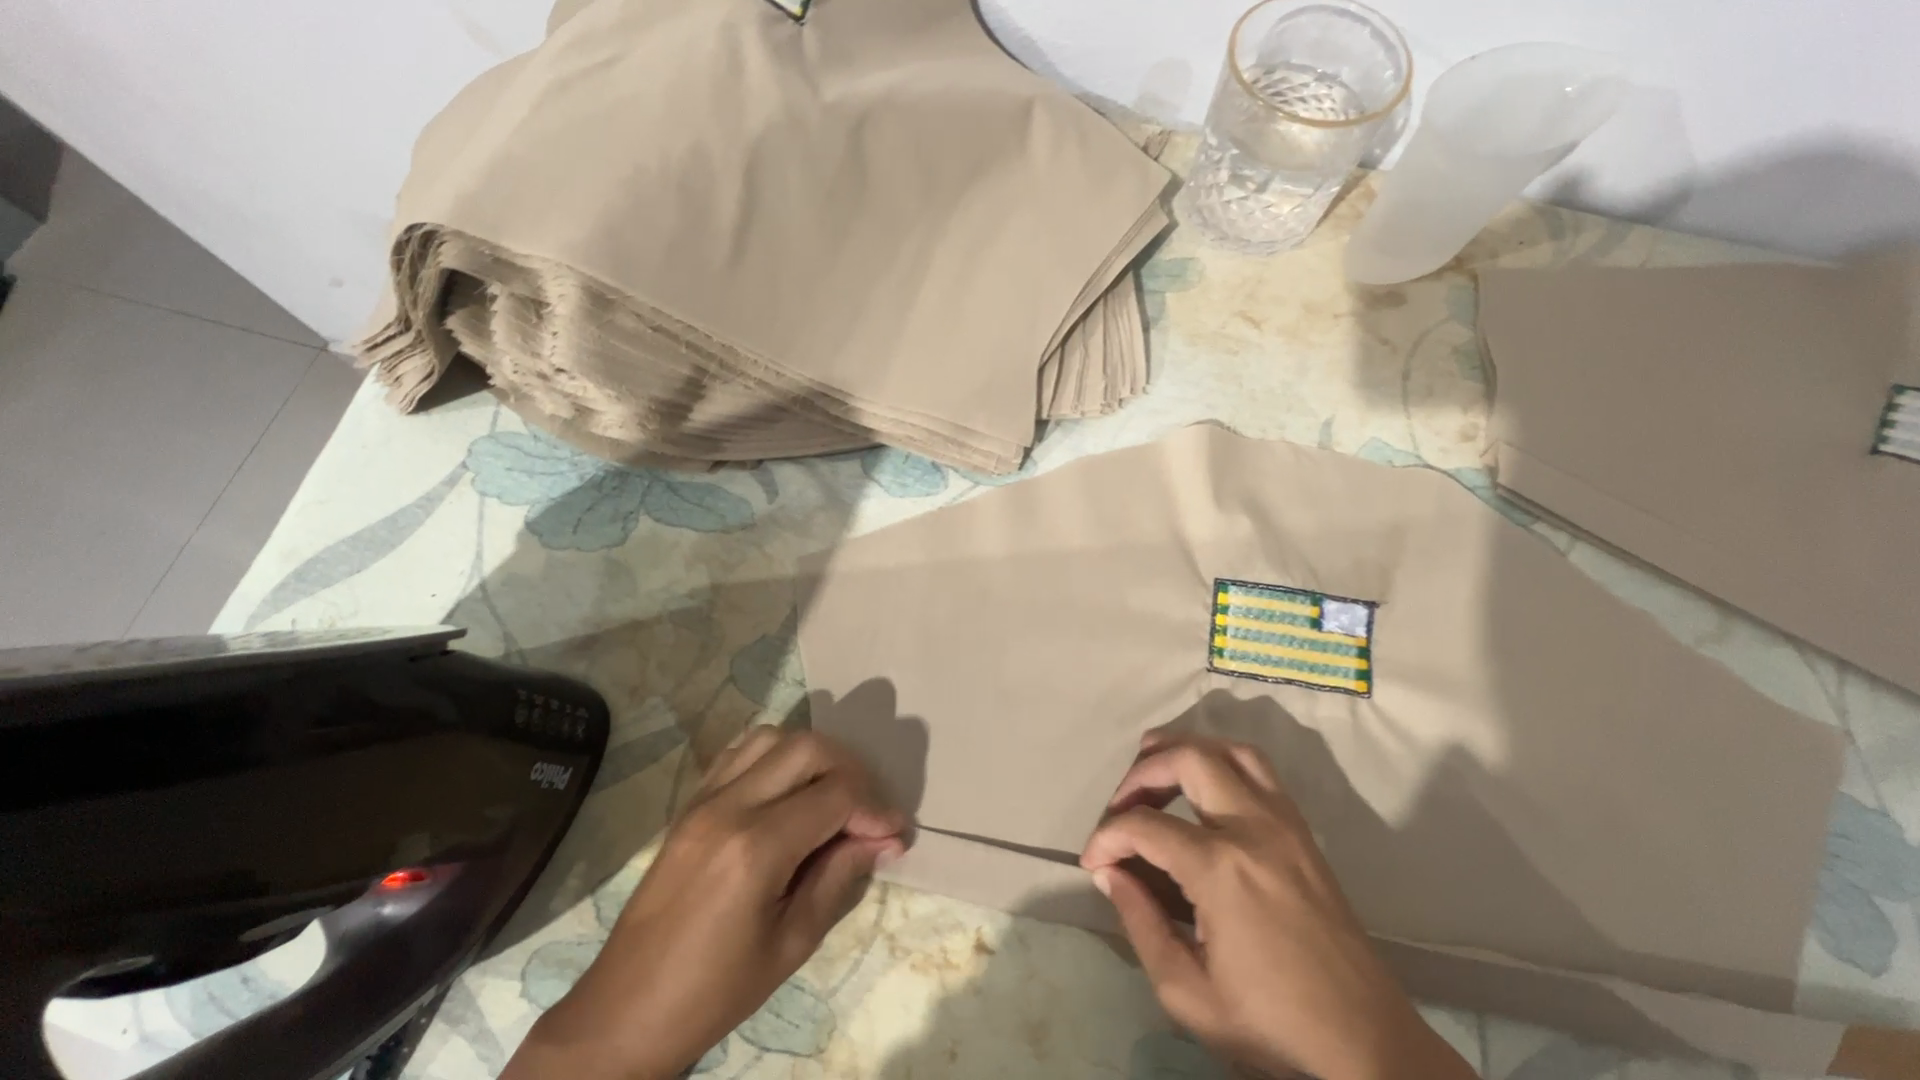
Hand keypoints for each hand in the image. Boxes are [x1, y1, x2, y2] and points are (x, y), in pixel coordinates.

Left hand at [502, 727, 905, 1079]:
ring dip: (814, 757)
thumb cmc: (716, 990)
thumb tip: (882, 838)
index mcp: (756, 847)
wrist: (627, 1009)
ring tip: (833, 799)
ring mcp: (702, 799)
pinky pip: (738, 753)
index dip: (876, 808)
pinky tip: (791, 793)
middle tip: (869, 813)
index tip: (895, 834)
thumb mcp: (792, 943)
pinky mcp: (688, 804)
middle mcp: (728, 806)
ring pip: (772, 737)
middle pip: (808, 747)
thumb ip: (839, 877)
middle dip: (852, 771)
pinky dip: (775, 757)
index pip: (836, 793)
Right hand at [1082, 732, 1475, 1079]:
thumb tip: (1110, 873)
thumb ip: (1141, 923)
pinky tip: (1204, 790)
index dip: (1106, 837)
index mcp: (1220, 869)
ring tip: (1155, 769)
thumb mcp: (1187, 992)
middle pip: (1189, 759)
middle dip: (1141, 773)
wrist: (1364, 1040)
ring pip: (1232, 751)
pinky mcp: (1304, 834)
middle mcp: (1254, 829)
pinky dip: (1224, 762)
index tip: (1092, 862)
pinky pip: (1261, 772)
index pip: (1144, 825)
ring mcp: (1286, 825)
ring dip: (1186, 750)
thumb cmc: (1272, 1022)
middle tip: (1119, 806)